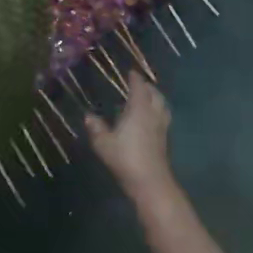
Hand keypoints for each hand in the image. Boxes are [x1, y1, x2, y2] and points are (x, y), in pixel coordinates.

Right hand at [84, 75, 173, 191]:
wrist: (150, 181)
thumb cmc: (125, 157)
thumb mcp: (103, 143)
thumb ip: (96, 127)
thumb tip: (88, 116)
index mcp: (139, 110)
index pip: (139, 88)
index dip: (135, 78)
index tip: (131, 71)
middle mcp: (153, 114)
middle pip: (154, 94)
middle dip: (147, 86)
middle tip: (138, 83)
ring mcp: (161, 127)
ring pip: (162, 106)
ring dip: (155, 98)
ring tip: (147, 97)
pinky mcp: (164, 139)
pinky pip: (162, 117)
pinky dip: (157, 110)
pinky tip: (149, 118)